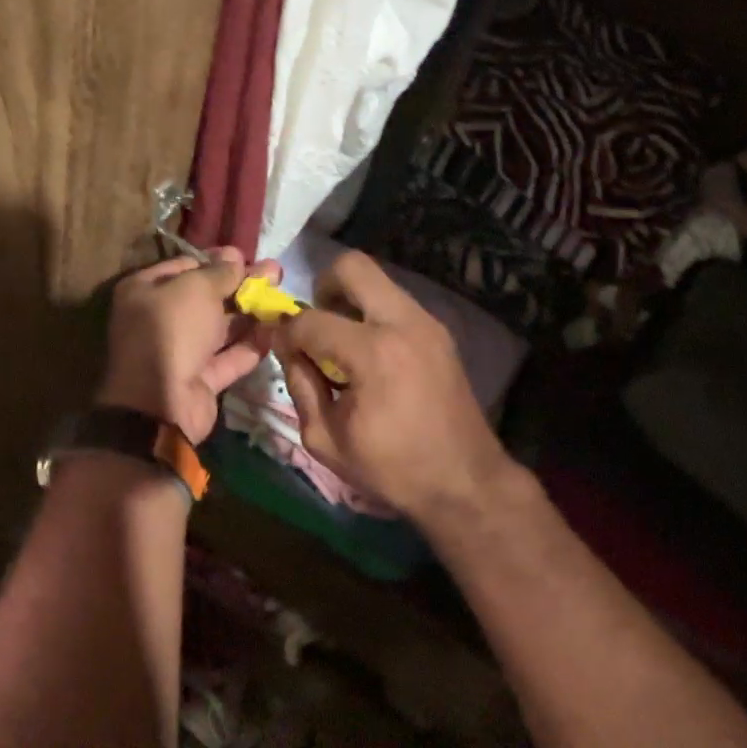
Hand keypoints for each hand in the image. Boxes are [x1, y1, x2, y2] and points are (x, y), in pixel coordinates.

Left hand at [100, 247, 280, 442]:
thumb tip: (233, 254)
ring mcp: (180, 352)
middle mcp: (159, 319)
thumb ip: (219, 272)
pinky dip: (250, 345)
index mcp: (145, 291)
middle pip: (206, 297)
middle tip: (275, 272)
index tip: (247, 257)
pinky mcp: (199, 379)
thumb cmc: (172, 331)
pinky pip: (228, 357)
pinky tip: (277, 329)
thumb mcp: (195, 289)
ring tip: (283, 298)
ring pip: (219, 327)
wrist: (161, 405)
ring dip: (250, 313)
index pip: (186, 267)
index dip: (217, 261)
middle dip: (240, 285)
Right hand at [274, 251, 516, 522]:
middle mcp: (402, 323)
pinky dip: (374, 315)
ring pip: (377, 280)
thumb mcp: (326, 440)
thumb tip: (288, 349)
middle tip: (317, 322)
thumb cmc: (392, 469)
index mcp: (373, 353)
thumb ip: (300, 386)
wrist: (465, 481)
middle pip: (352, 266)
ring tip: (343, 343)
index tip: (280, 347)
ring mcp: (427, 322)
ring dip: (351, 300)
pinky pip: (396, 302)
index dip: (286, 333)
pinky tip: (370, 355)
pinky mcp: (439, 331)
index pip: (311, 320)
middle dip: (322, 287)